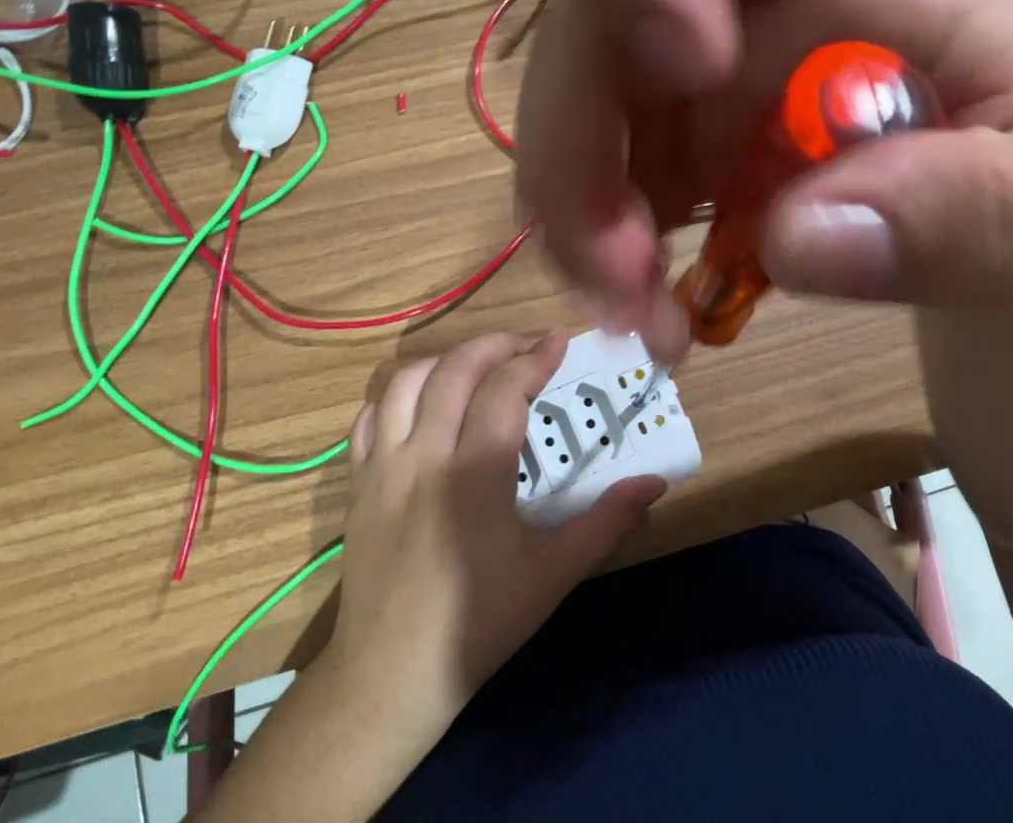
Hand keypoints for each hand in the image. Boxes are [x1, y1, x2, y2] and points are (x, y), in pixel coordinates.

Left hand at [330, 332, 667, 715]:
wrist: (392, 673)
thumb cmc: (482, 622)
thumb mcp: (554, 574)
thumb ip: (606, 522)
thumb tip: (655, 485)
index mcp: (475, 474)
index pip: (504, 390)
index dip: (534, 357)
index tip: (559, 340)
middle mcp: (423, 456)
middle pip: (453, 372)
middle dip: (493, 346)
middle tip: (525, 345)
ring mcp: (382, 468)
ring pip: (404, 383)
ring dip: (445, 362)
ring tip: (477, 368)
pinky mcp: (357, 485)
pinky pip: (370, 418)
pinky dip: (398, 395)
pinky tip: (421, 405)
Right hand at [516, 0, 1012, 358]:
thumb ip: (978, 217)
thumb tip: (797, 236)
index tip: (686, 66)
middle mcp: (764, 20)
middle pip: (602, 8)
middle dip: (578, 138)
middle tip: (617, 275)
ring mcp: (718, 102)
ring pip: (584, 108)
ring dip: (580, 217)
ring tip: (640, 321)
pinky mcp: (700, 176)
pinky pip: (609, 190)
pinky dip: (608, 260)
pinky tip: (658, 323)